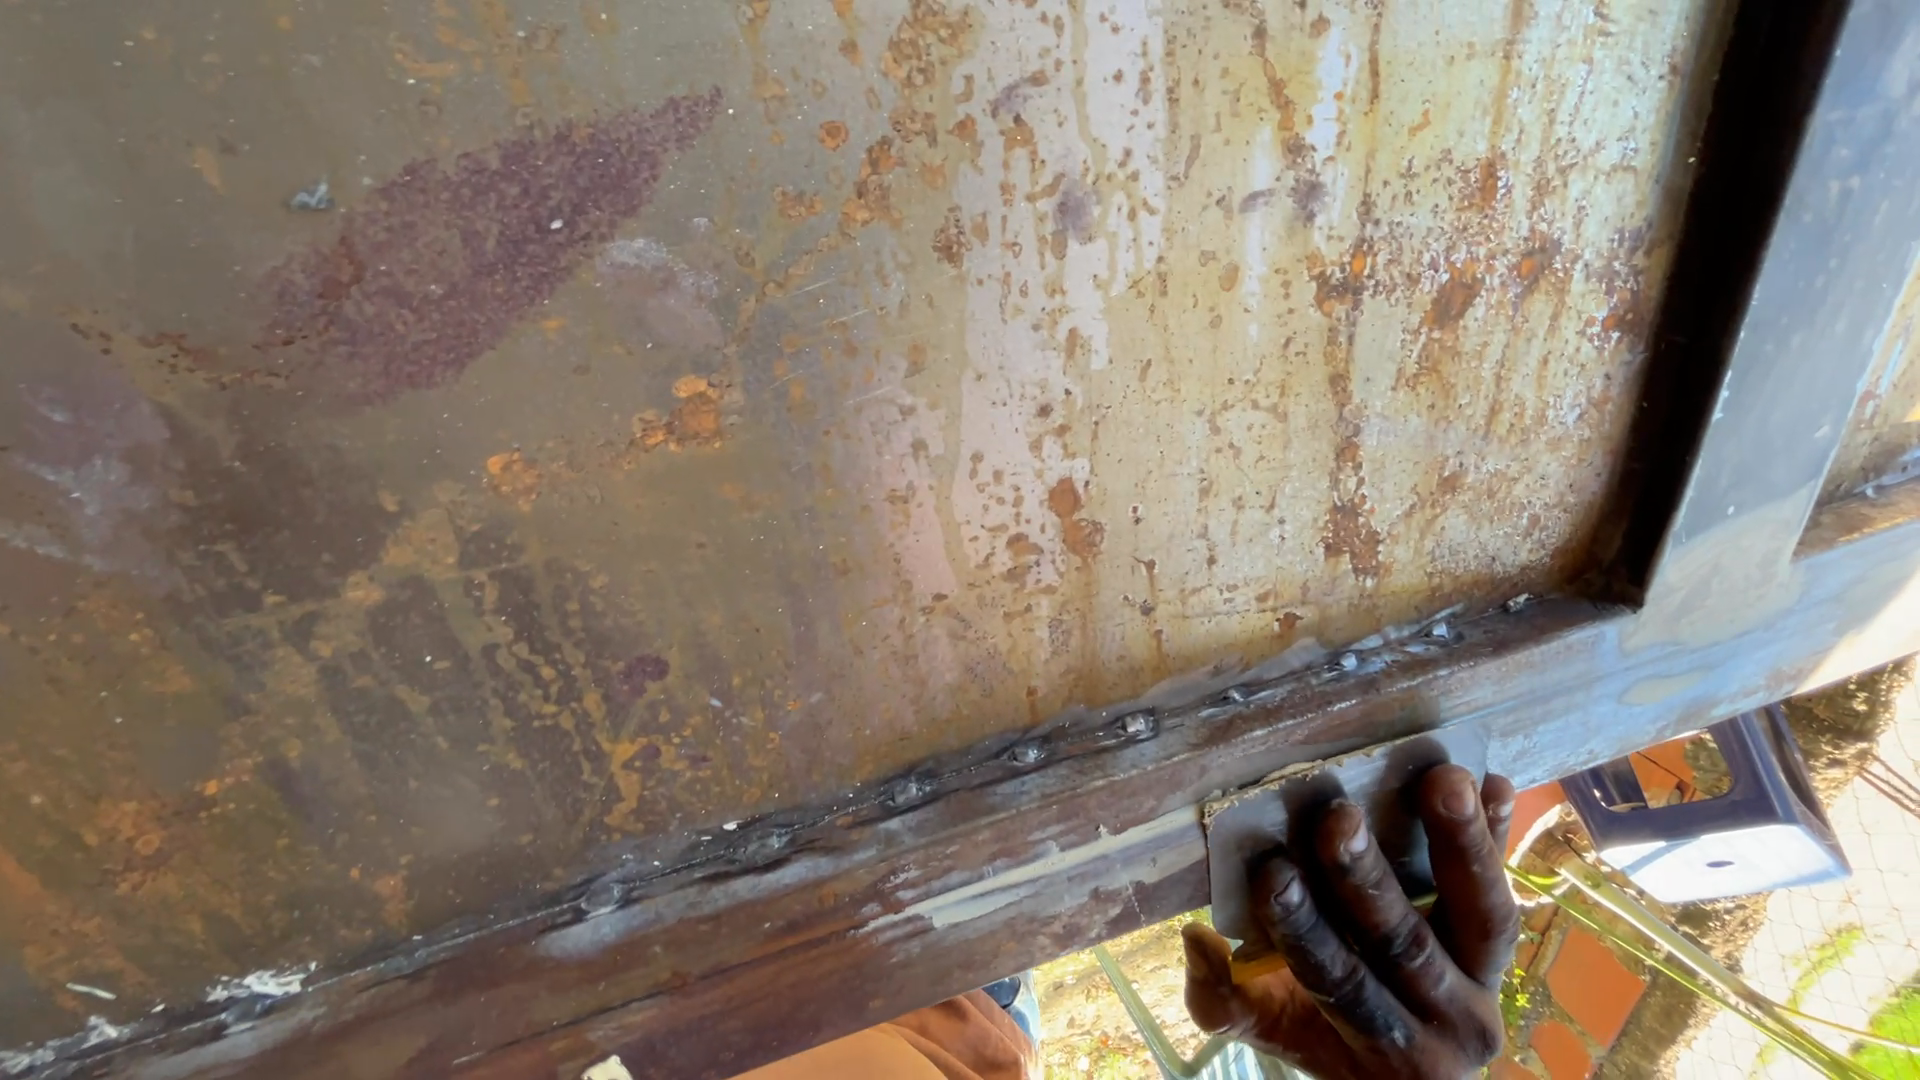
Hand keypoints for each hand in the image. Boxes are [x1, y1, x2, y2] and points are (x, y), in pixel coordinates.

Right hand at [1183, 766, 1518, 1079]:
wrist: (1407, 1065)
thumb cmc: (1321, 1030)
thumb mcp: (1268, 1028)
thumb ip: (1222, 1001)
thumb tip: (1195, 941)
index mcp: (1381, 1044)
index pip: (1338, 982)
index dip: (1304, 930)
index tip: (1272, 873)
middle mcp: (1448, 1019)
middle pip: (1405, 946)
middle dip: (1368, 881)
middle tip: (1339, 817)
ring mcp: (1485, 978)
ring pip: (1481, 916)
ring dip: (1462, 844)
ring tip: (1443, 780)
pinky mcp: (1501, 941)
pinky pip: (1505, 885)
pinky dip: (1502, 834)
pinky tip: (1495, 783)